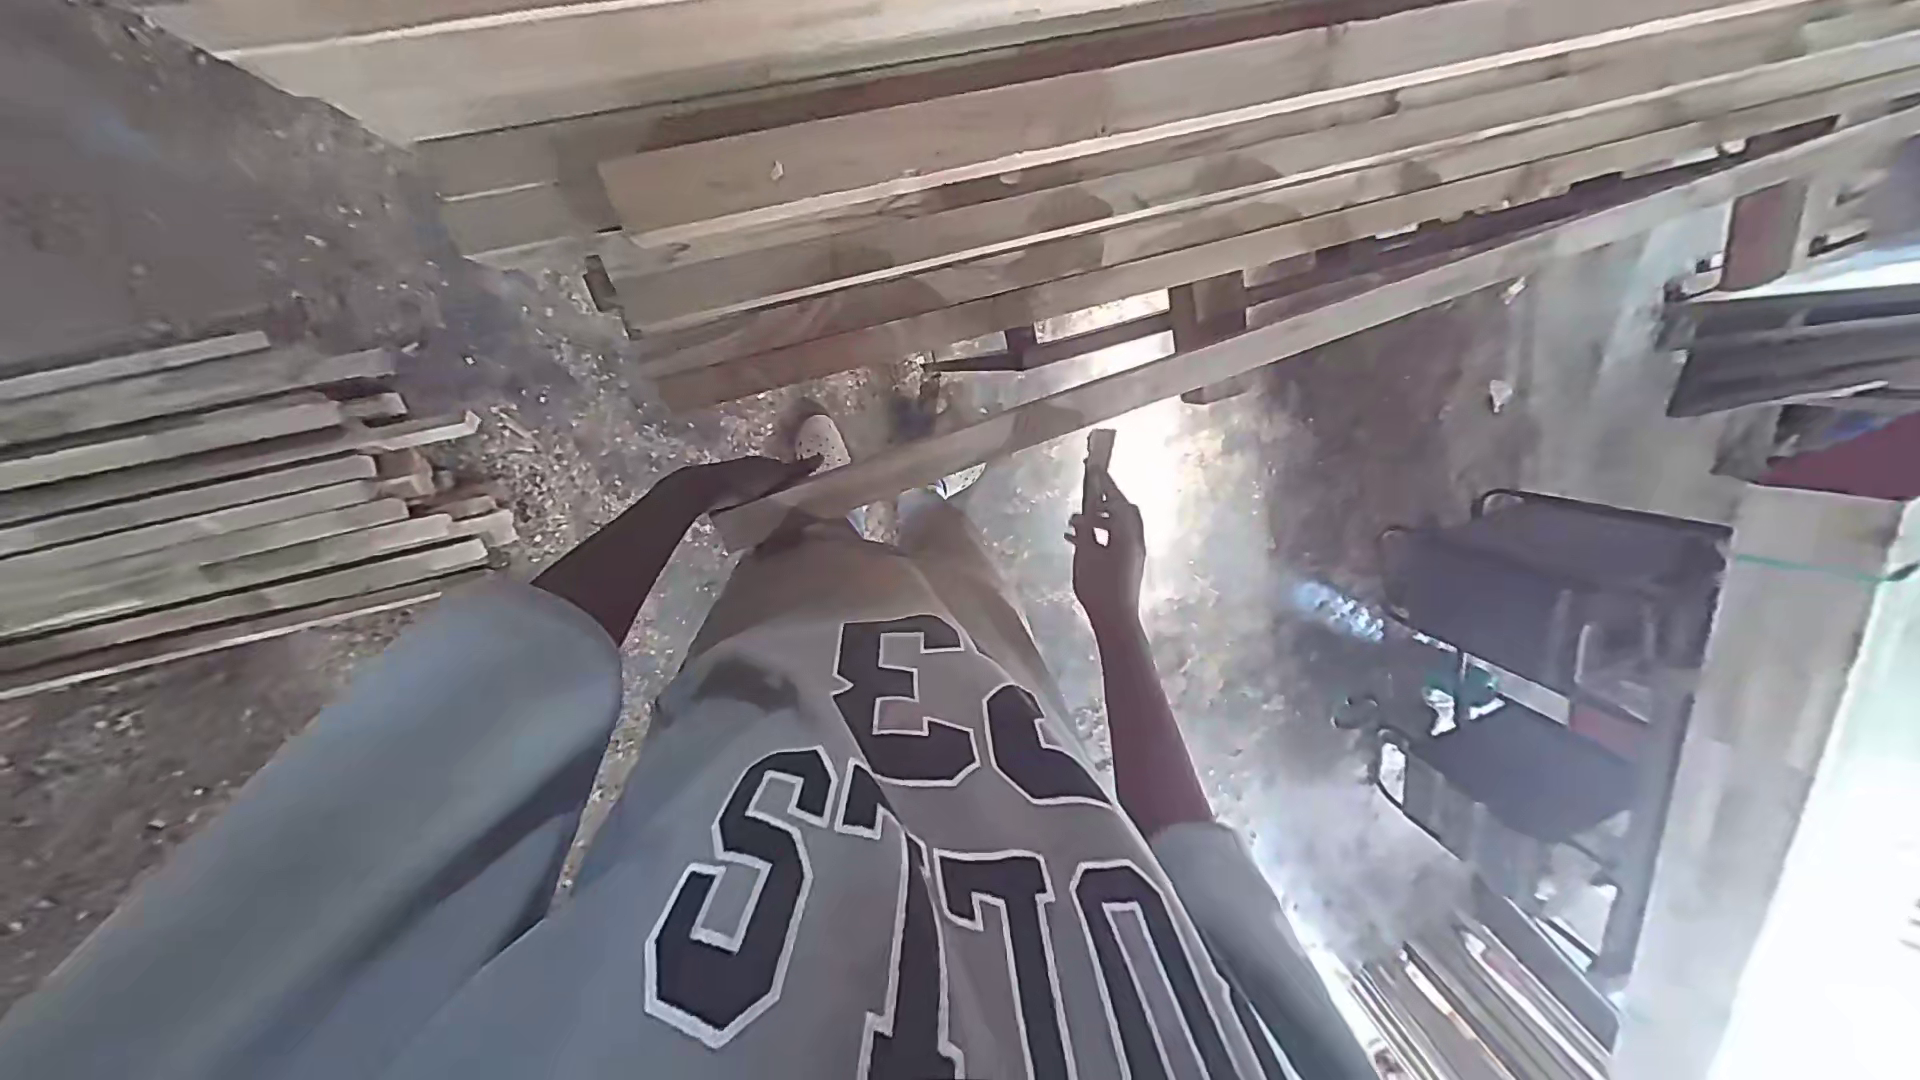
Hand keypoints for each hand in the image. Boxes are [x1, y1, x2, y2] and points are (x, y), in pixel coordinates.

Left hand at [666, 455, 820, 514]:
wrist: (705, 488)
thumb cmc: (743, 480)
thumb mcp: (774, 474)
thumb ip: (796, 469)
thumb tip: (821, 457)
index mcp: (764, 462)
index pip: (785, 469)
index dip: (796, 478)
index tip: (807, 490)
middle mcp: (751, 469)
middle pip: (771, 480)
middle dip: (782, 488)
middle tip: (797, 504)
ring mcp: (736, 483)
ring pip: (758, 490)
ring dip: (767, 498)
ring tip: (779, 513)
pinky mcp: (726, 496)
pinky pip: (746, 501)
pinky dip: (753, 506)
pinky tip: (758, 516)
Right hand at [1068, 468, 1145, 633]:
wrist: (1117, 619)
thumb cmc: (1099, 588)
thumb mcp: (1086, 556)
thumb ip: (1085, 533)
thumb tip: (1082, 517)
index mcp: (1126, 534)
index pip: (1116, 500)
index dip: (1105, 484)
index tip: (1095, 468)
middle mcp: (1135, 539)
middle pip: (1123, 510)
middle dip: (1106, 501)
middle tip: (1087, 497)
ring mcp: (1134, 552)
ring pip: (1119, 525)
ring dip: (1101, 519)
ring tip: (1076, 523)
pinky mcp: (1130, 563)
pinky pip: (1116, 539)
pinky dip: (1102, 533)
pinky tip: (1079, 540)